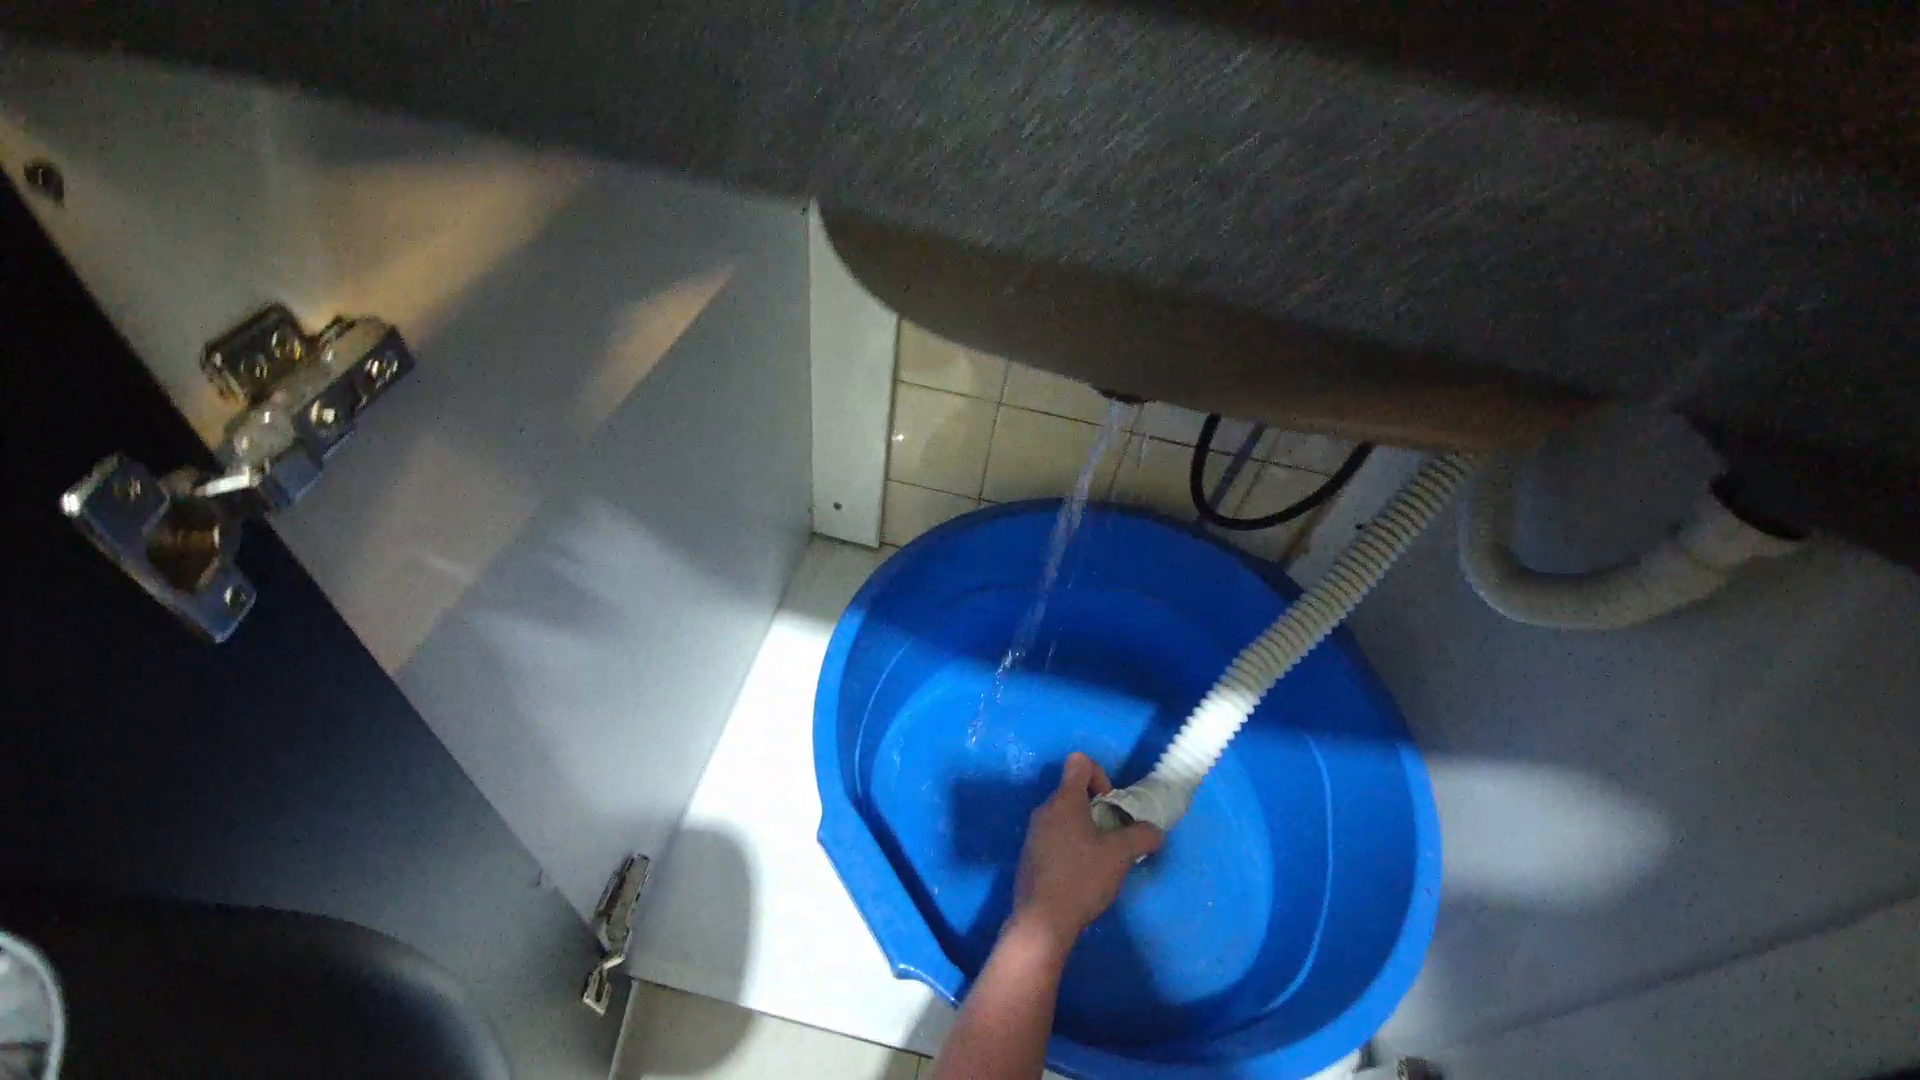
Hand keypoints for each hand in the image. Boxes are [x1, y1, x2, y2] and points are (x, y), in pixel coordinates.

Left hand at [1009, 752, 1164, 955]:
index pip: (1080, 762)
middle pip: (1073, 790)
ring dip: (1086, 828)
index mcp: (1064, 800)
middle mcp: (1044, 809)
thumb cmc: (1082, 878)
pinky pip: (1055, 836)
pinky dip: (1072, 845)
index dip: (1101, 774)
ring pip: (1065, 816)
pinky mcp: (1030, 855)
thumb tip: (1154, 832)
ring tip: (1101, 858)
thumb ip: (1142, 836)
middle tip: (1113, 836)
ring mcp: (1034, 833)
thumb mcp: (1120, 855)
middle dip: (1098, 807)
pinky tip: (1083, 874)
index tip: (1112, 805)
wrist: (1042, 920)